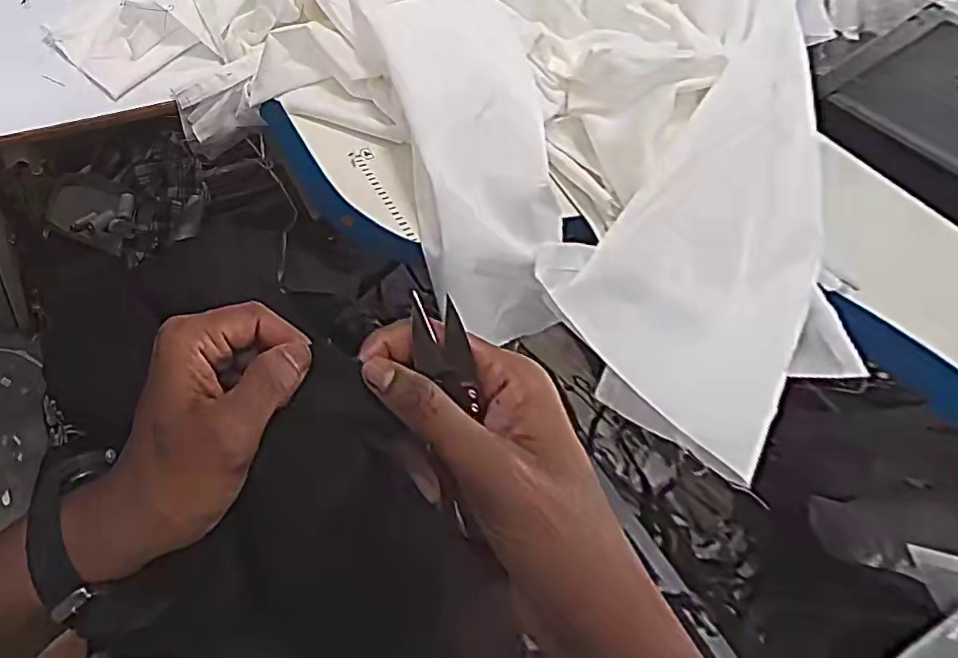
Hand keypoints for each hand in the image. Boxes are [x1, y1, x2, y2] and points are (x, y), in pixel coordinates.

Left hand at [62, 302, 311, 581]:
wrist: (145, 518)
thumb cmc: (174, 483)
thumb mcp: (233, 431)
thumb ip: (269, 384)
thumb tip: (299, 352)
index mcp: (187, 338)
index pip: (256, 316)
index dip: (287, 342)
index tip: (305, 373)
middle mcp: (187, 340)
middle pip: (255, 331)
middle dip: (277, 364)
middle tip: (283, 403)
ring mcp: (193, 360)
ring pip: (252, 352)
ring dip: (268, 381)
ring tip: (264, 417)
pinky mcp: (201, 381)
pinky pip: (243, 371)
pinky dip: (258, 392)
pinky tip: (255, 420)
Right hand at [358, 321, 595, 552]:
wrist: (590, 621)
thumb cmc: (573, 547)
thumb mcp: (490, 468)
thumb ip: (429, 412)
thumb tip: (382, 371)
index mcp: (516, 381)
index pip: (440, 337)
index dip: (398, 347)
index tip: (367, 369)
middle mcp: (503, 402)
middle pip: (427, 379)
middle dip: (414, 418)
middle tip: (422, 450)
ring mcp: (489, 438)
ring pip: (424, 421)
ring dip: (425, 456)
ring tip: (447, 489)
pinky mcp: (477, 470)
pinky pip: (431, 455)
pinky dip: (430, 478)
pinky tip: (450, 502)